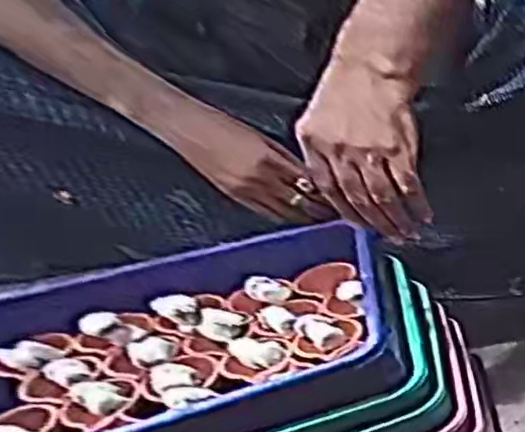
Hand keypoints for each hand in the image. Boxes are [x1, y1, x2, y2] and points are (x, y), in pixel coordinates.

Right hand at [156, 102, 334, 223]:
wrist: (177, 120)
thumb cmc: (219, 123)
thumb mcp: (265, 140)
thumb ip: (293, 163)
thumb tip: (319, 182)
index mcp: (270, 161)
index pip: (314, 189)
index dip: (334, 199)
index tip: (347, 203)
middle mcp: (260, 180)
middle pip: (308, 208)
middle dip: (327, 213)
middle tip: (343, 216)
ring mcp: (248, 191)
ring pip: (292, 216)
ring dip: (311, 219)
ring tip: (324, 218)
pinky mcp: (237, 197)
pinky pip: (272, 215)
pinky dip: (290, 217)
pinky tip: (299, 214)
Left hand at [295, 62, 432, 239]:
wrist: (370, 73)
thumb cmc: (348, 96)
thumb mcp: (320, 123)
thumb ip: (328, 156)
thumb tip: (346, 192)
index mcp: (315, 143)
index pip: (328, 188)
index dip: (346, 214)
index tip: (362, 229)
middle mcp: (340, 149)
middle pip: (359, 199)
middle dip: (378, 224)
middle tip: (393, 238)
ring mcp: (370, 152)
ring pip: (383, 198)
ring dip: (399, 220)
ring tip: (411, 232)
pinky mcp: (397, 153)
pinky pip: (409, 188)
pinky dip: (418, 205)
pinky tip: (425, 214)